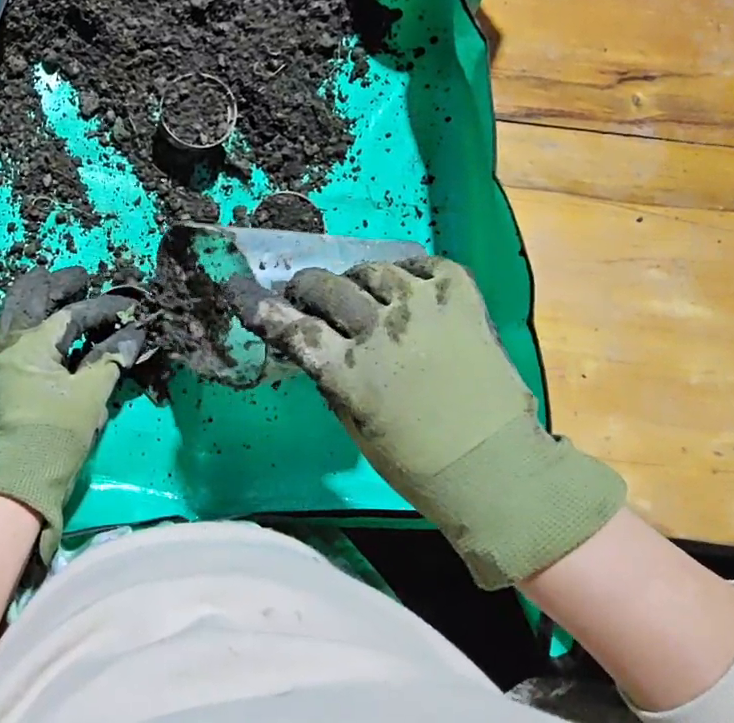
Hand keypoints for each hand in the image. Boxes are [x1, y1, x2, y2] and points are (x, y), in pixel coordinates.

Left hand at [0, 267, 144, 559]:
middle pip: (32, 299)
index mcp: (31, 345)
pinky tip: (45, 317)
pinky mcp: (4, 374)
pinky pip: (14, 331)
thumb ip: (111, 359)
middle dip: (58, 284)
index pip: (71, 315)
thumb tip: (134, 333)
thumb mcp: (91, 395)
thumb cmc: (58, 434)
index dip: (103, 308)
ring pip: (16, 312)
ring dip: (38, 296)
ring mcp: (2, 358)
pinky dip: (29, 318)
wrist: (23, 477)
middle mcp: (10, 344)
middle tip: (82, 277)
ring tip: (58, 284)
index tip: (127, 306)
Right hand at [236, 256, 624, 588]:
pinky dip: (411, 271)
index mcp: (349, 373)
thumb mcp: (354, 424)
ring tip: (363, 294)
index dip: (259, 305)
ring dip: (359, 281)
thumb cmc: (414, 462)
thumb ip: (331, 378)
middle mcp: (382, 333)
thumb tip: (315, 346)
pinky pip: (428, 265)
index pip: (290, 327)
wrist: (495, 468)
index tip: (237, 288)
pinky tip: (408, 285)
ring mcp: (425, 310)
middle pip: (328, 288)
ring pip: (374, 271)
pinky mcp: (464, 301)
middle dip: (309, 288)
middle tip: (308, 296)